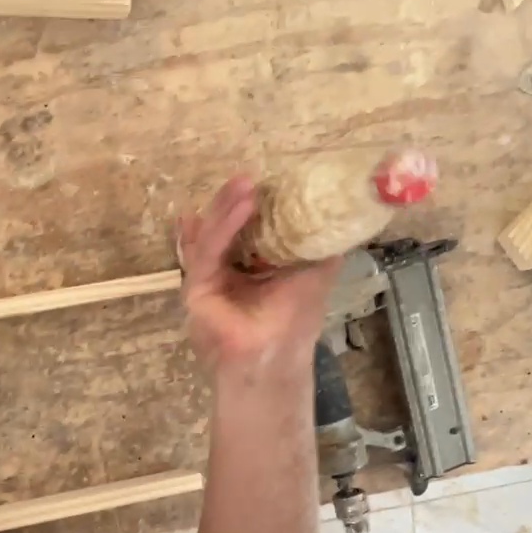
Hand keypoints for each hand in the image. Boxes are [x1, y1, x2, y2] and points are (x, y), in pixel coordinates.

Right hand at [179, 175, 343, 371]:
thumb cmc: (295, 319)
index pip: (245, 228)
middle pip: (222, 228)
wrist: (275, 355)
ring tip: (243, 184)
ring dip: (225, 208)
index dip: (252, 204)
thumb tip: (335, 209)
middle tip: (247, 177)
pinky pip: (208, 253)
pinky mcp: (196, 290)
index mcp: (250, 266)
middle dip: (232, 201)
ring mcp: (207, 280)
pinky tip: (240, 207)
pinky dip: (222, 228)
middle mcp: (226, 270)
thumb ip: (318, 241)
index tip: (263, 182)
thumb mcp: (316, 269)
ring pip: (212, 236)